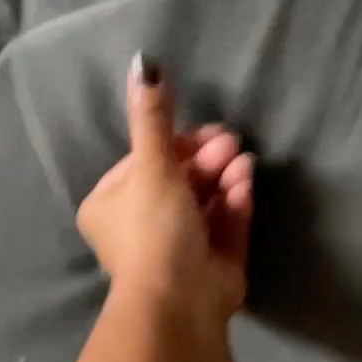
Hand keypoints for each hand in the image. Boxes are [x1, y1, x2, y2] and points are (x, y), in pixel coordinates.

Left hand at [77, 54, 256, 328]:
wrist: (182, 298)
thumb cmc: (155, 232)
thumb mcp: (151, 168)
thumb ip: (153, 119)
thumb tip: (143, 63)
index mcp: (113, 204)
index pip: (147, 162)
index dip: (178, 143)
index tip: (207, 131)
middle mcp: (145, 223)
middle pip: (181, 180)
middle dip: (208, 160)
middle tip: (232, 142)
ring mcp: (184, 243)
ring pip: (208, 201)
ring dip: (226, 177)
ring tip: (244, 160)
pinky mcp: (217, 259)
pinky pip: (226, 223)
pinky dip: (236, 201)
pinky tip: (247, 182)